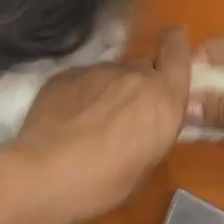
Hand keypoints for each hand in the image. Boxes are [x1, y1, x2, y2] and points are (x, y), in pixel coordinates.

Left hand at [0, 28, 191, 223]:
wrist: (46, 173)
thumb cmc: (105, 183)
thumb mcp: (144, 164)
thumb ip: (150, 131)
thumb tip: (141, 125)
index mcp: (163, 98)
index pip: (177, 52)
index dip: (175, 44)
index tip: (173, 40)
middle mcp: (133, 75)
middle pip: (141, 67)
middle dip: (137, 84)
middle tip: (124, 113)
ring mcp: (96, 71)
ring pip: (109, 74)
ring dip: (106, 90)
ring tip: (89, 120)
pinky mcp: (64, 75)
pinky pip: (81, 80)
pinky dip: (79, 94)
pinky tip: (67, 119)